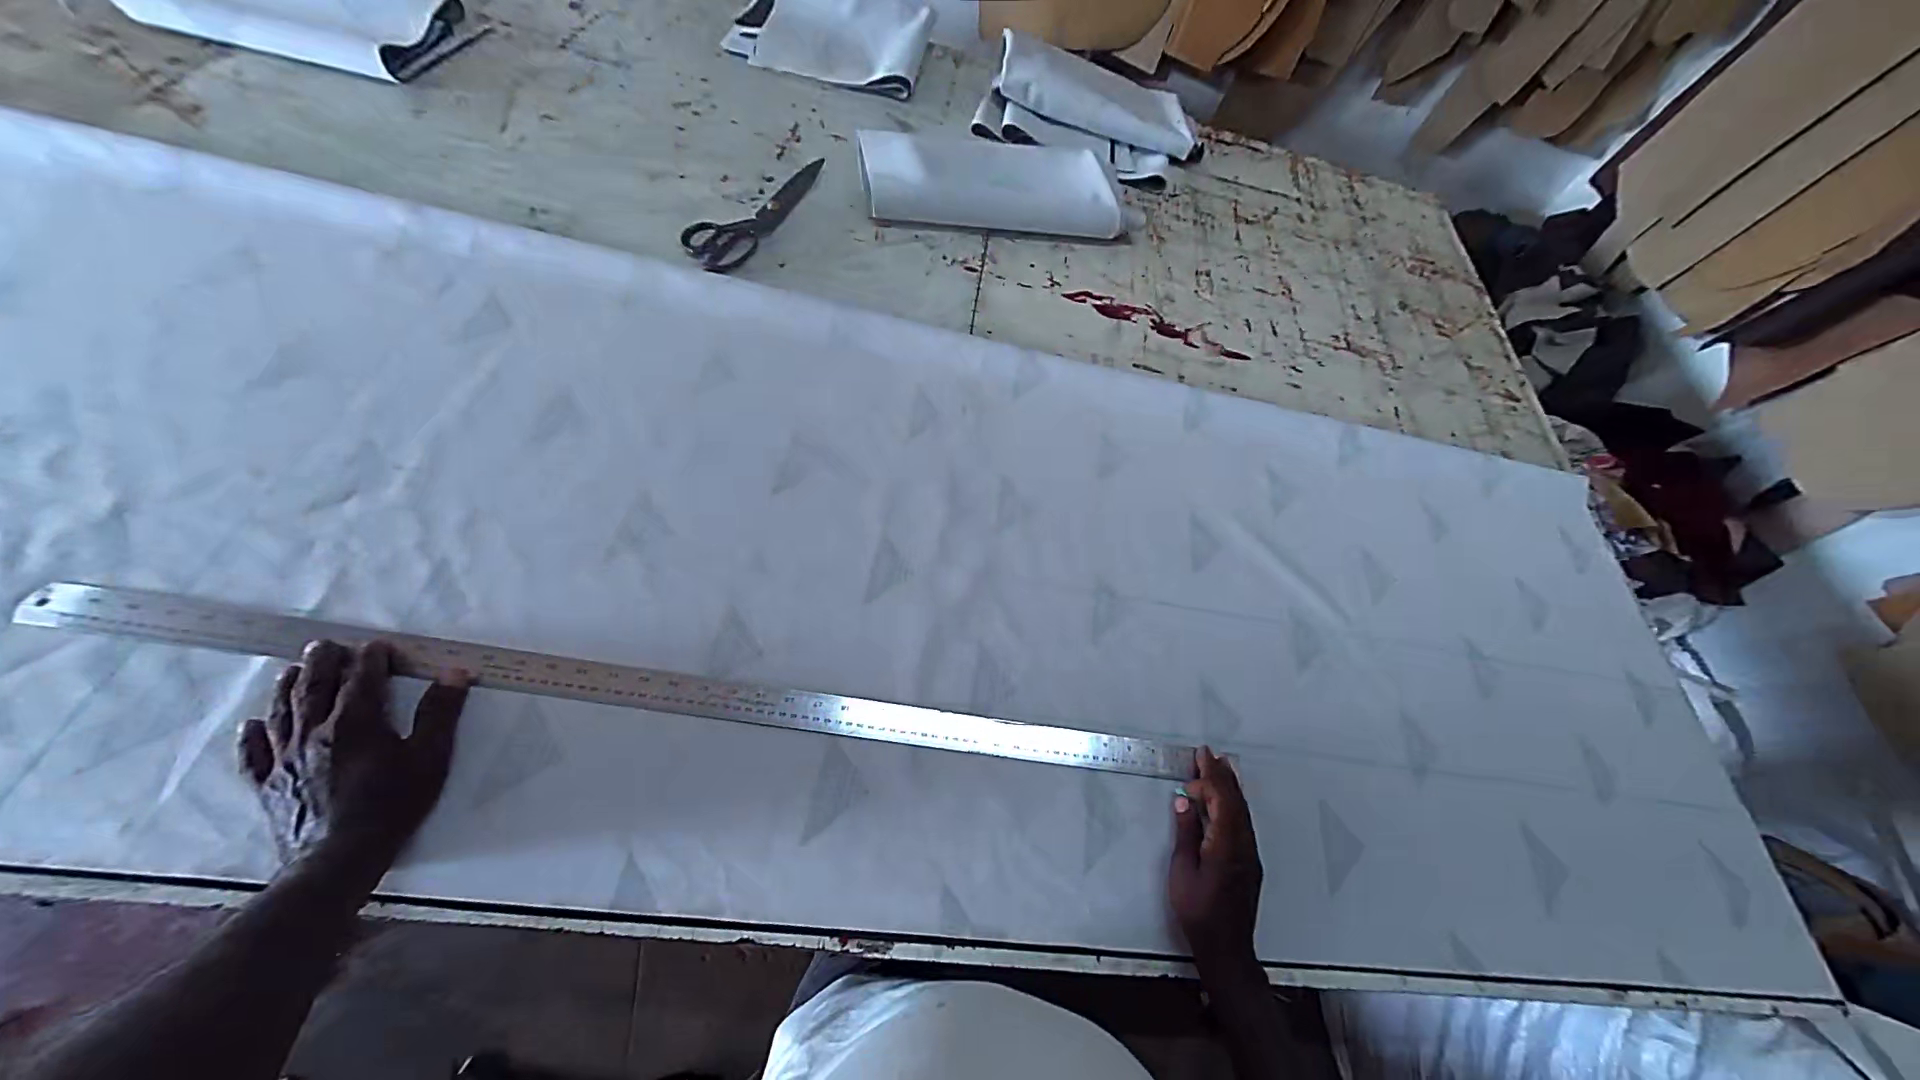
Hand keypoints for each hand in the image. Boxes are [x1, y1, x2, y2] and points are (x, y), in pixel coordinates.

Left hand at [238, 640, 469, 870]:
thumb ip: (440, 712)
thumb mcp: (431, 756)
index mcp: (356, 722)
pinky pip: (255, 754)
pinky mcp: (269, 785)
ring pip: (282, 713)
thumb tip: (455, 673)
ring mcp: (285, 759)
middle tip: (325, 644)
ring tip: (291, 670)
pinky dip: (253, 736)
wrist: (338, 858)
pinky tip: (252, 724)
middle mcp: (315, 733)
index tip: (379, 646)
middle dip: (322, 662)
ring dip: (287, 687)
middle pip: (314, 688)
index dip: (371, 659)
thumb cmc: (394, 804)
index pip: (362, 679)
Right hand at [1168, 746, 1262, 970]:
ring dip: (1228, 789)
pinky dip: (1231, 805)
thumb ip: (1185, 833)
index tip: (1202, 755)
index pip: (1222, 799)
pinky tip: (1221, 802)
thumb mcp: (1182, 871)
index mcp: (1226, 845)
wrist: (1226, 948)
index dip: (1212, 774)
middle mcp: (1244, 846)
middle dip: (1222, 775)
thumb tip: (1184, 802)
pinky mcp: (1249, 862)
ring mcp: (1249, 855)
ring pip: (1241, 812)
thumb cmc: (1198, 912)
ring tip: (1215, 770)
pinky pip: (1242, 823)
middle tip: (1207, 755)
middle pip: (1236, 802)